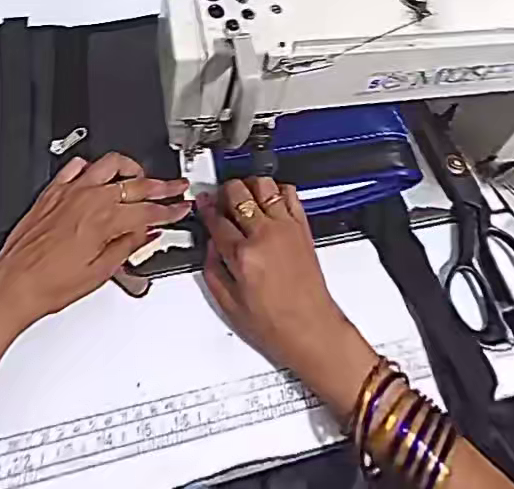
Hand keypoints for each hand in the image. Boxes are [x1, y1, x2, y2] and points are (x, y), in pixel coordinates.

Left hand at [0, 153, 188, 375]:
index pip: (150, 210)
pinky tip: (97, 174)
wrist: (10, 288)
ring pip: (111, 163)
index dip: (171, 208)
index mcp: (106, 221)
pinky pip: (77, 165)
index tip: (182, 207)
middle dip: (164, 186)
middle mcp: (90, 199)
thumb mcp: (100, 273)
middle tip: (176, 187)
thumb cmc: (48, 286)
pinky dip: (92, 167)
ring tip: (139, 176)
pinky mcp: (53, 191)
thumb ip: (128, 246)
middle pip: (138, 184)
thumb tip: (146, 232)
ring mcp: (71, 191)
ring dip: (130, 168)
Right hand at [199, 178, 377, 418]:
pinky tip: (269, 197)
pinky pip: (290, 193)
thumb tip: (210, 246)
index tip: (203, 203)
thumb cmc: (275, 323)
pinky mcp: (302, 226)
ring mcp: (286, 227)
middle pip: (238, 193)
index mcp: (243, 256)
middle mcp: (265, 235)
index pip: (217, 219)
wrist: (310, 328)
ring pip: (263, 185)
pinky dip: (277, 189)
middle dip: (224, 191)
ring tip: (243, 193)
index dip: (206, 208)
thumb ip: (213, 270)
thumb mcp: (229, 305)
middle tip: (220, 197)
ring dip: (249, 185)